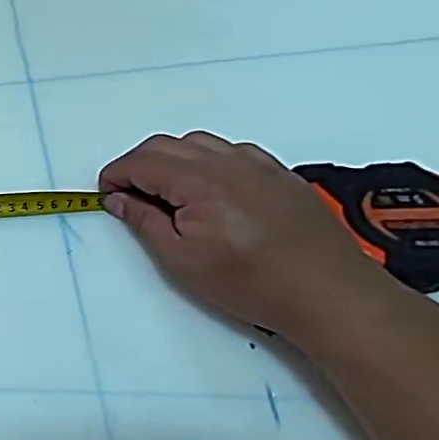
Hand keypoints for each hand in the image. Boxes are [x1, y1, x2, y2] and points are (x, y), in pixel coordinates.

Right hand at [97, 132, 416, 349]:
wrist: (331, 296)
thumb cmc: (255, 283)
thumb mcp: (181, 259)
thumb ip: (144, 222)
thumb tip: (120, 200)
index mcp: (201, 183)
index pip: (141, 162)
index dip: (115, 176)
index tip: (107, 196)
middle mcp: (230, 164)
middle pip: (166, 145)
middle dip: (137, 165)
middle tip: (129, 196)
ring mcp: (259, 167)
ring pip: (198, 143)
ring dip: (171, 159)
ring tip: (166, 193)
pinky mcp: (281, 176)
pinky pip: (232, 152)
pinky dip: (206, 161)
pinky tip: (207, 190)